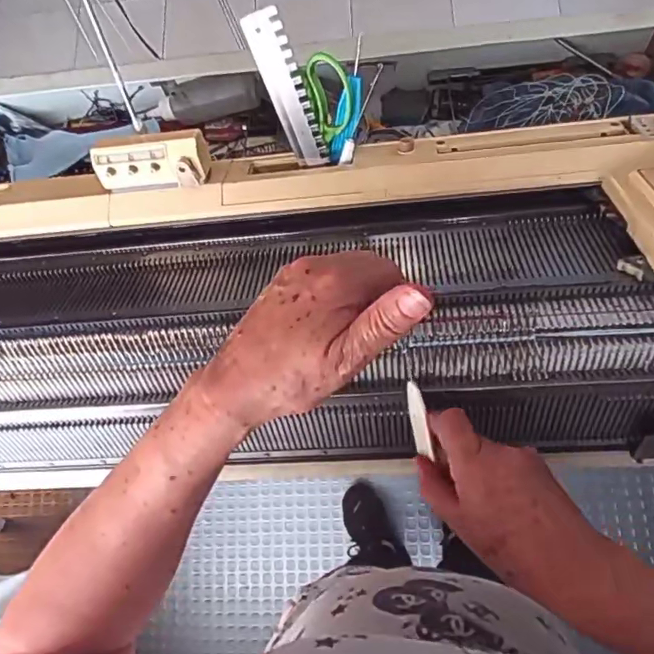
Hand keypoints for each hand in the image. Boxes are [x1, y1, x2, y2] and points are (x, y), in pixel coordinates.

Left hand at [185, 251, 432, 431]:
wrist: (235, 386)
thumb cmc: (284, 379)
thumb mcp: (346, 359)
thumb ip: (384, 322)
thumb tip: (418, 296)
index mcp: (334, 282)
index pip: (392, 272)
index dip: (398, 303)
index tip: (389, 329)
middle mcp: (313, 269)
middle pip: (370, 268)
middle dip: (377, 300)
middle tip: (363, 338)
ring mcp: (296, 274)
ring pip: (348, 273)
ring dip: (355, 299)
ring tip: (340, 338)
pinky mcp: (284, 284)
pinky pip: (324, 281)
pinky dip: (332, 300)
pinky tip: (321, 331)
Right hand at [416, 408, 608, 590]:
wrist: (565, 559)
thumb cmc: (512, 548)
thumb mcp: (458, 522)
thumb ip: (433, 487)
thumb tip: (423, 465)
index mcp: (474, 461)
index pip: (450, 419)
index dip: (435, 424)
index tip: (428, 437)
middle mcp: (501, 452)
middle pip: (470, 441)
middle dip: (460, 462)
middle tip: (459, 495)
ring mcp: (523, 457)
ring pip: (491, 456)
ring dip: (485, 475)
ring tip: (490, 512)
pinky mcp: (540, 466)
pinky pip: (511, 466)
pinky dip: (505, 482)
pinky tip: (510, 511)